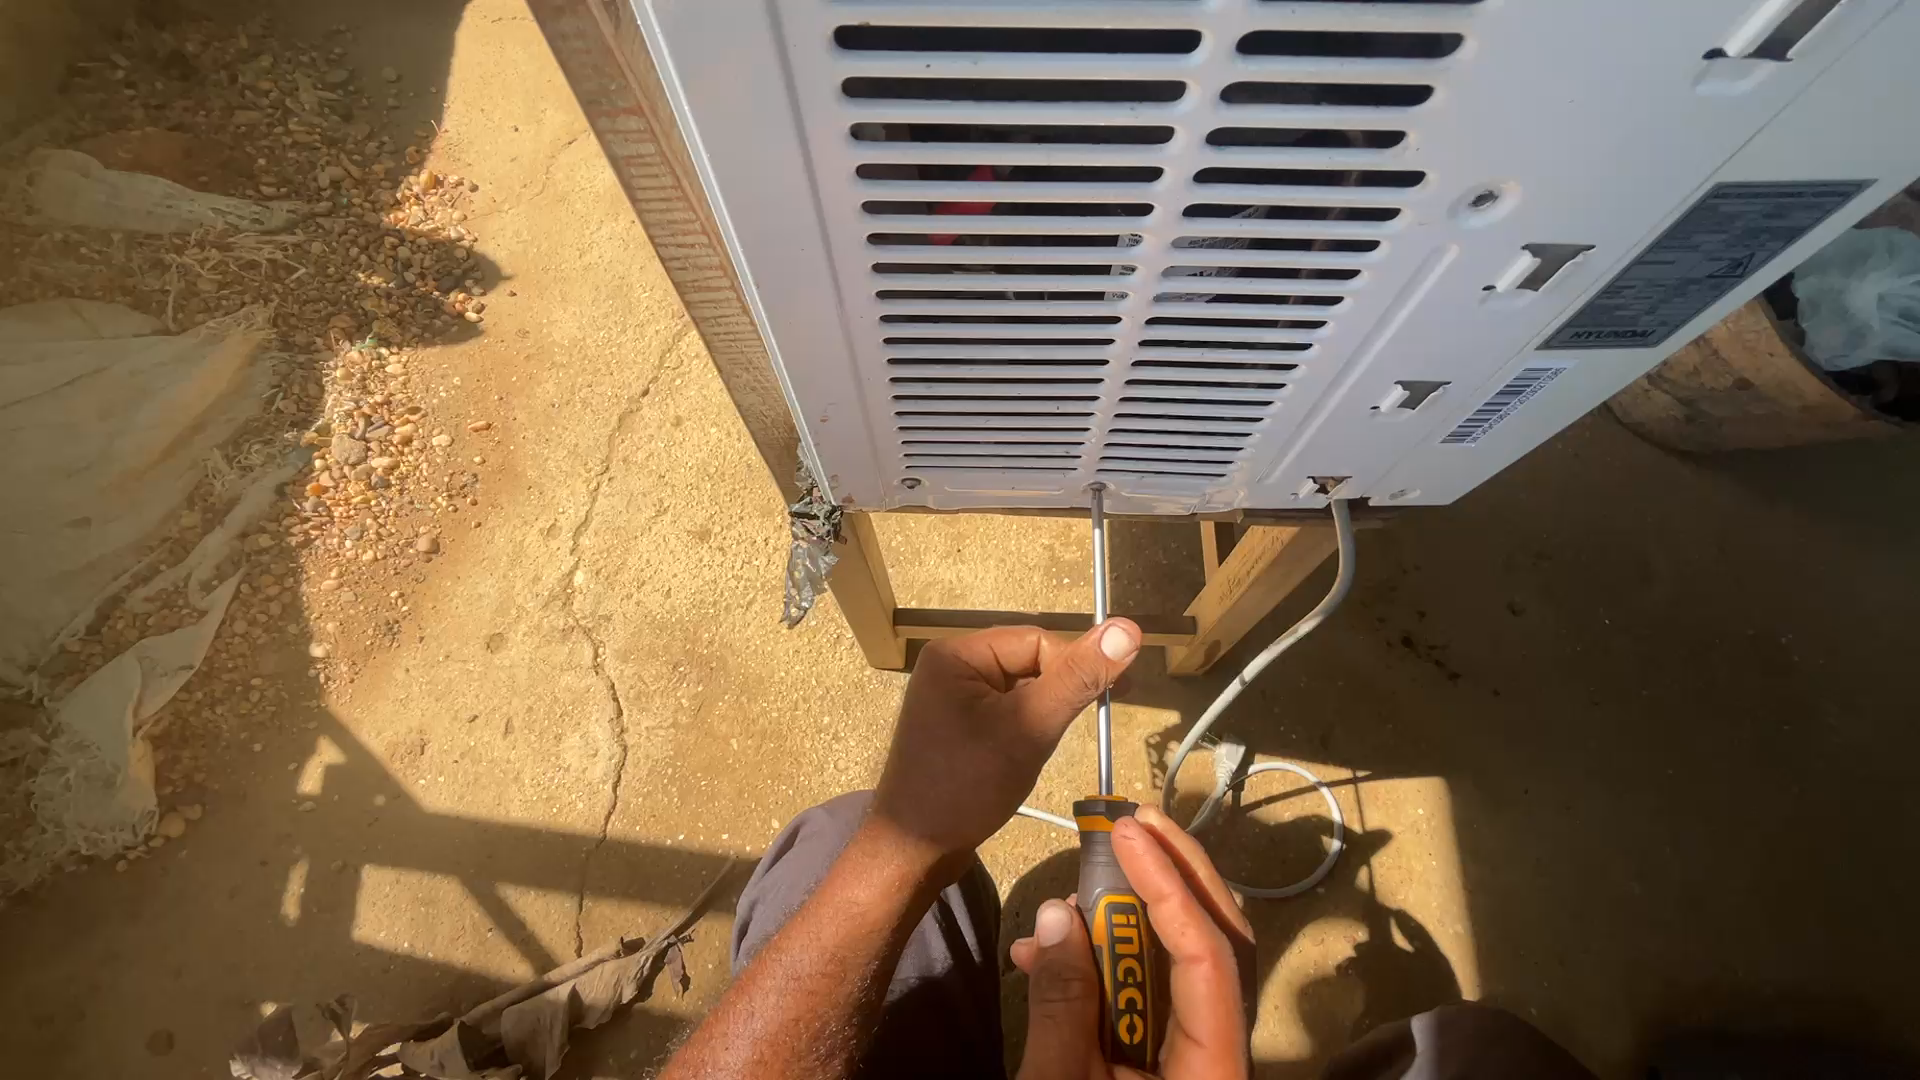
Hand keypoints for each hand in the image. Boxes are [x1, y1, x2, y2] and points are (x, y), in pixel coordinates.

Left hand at [870, 620, 1141, 868]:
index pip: (1036, 641)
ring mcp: (948, 696)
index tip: (1099, 706)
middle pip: (1026, 662)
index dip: (1071, 670)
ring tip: (1033, 750)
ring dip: (1039, 715)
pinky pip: (1002, 710)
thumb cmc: (968, 785)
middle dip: (1052, 696)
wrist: (913, 851)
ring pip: (1018, 689)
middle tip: (1059, 735)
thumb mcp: (1030, 728)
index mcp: (957, 652)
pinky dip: (1022, 728)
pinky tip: (1019, 757)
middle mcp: (949, 664)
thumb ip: (1078, 678)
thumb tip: (1128, 627)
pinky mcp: (954, 723)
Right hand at [1010, 805, 1254, 1079]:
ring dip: (1125, 913)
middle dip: (1172, 871)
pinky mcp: (1163, 1055)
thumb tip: (1057, 912)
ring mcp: (1193, 1050)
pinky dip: (1103, 958)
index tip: (1124, 831)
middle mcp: (1218, 1051)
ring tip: (1075, 886)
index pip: (1207, 956)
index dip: (1167, 885)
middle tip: (1135, 819)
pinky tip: (1048, 954)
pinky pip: (1142, 989)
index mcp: (1214, 1070)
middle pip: (1213, 940)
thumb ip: (1062, 1003)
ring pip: (1176, 960)